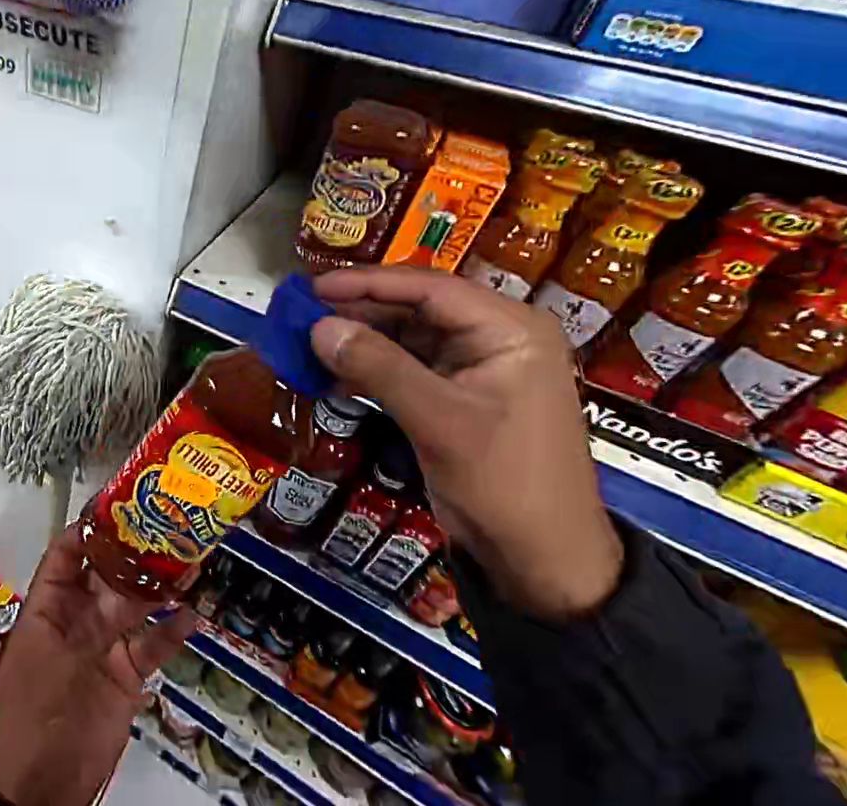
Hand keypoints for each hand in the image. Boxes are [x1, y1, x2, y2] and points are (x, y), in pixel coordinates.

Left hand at [0, 525, 198, 805]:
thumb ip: (94, 621)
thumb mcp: (55, 660)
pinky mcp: (126, 672)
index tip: (121, 502)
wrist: (38, 788)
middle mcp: (79, 617)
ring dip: (159, 584)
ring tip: (188, 559)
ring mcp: (105, 644)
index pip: (68, 553)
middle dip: (134, 549)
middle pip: (108, 572)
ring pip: (135, 603)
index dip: (91, 527)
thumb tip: (125, 584)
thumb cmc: (32, 718)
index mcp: (50, 607)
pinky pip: (153, 644)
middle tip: (167, 523)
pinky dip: (172, 630)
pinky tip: (191, 614)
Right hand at [311, 267, 622, 619]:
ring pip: (409, 338)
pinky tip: (333, 374)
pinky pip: (410, 368)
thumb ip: (378, 367)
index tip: (316, 286)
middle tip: (303, 314)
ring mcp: (478, 366)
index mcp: (509, 328)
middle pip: (417, 309)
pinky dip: (373, 370)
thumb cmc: (504, 483)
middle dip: (360, 312)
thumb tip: (318, 327)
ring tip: (309, 341)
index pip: (430, 287)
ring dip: (362, 341)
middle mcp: (495, 336)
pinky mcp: (460, 395)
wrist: (543, 563)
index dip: (369, 283)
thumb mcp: (439, 420)